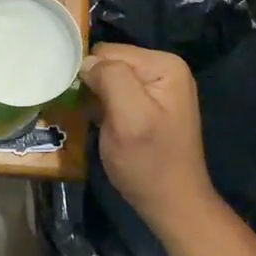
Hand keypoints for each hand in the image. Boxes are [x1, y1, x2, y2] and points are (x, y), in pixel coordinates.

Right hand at [82, 43, 214, 226]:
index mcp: (163, 65)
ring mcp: (158, 88)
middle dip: (94, 86)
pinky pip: (116, 93)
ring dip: (97, 98)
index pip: (108, 52)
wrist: (171, 203)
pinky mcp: (148, 105)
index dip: (91, 76)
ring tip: (95, 120)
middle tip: (90, 115)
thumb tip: (86, 63)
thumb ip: (111, 79)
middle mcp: (164, 69)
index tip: (84, 103)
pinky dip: (104, 107)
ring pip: (109, 79)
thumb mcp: (128, 117)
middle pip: (109, 62)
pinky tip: (103, 124)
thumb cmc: (148, 162)